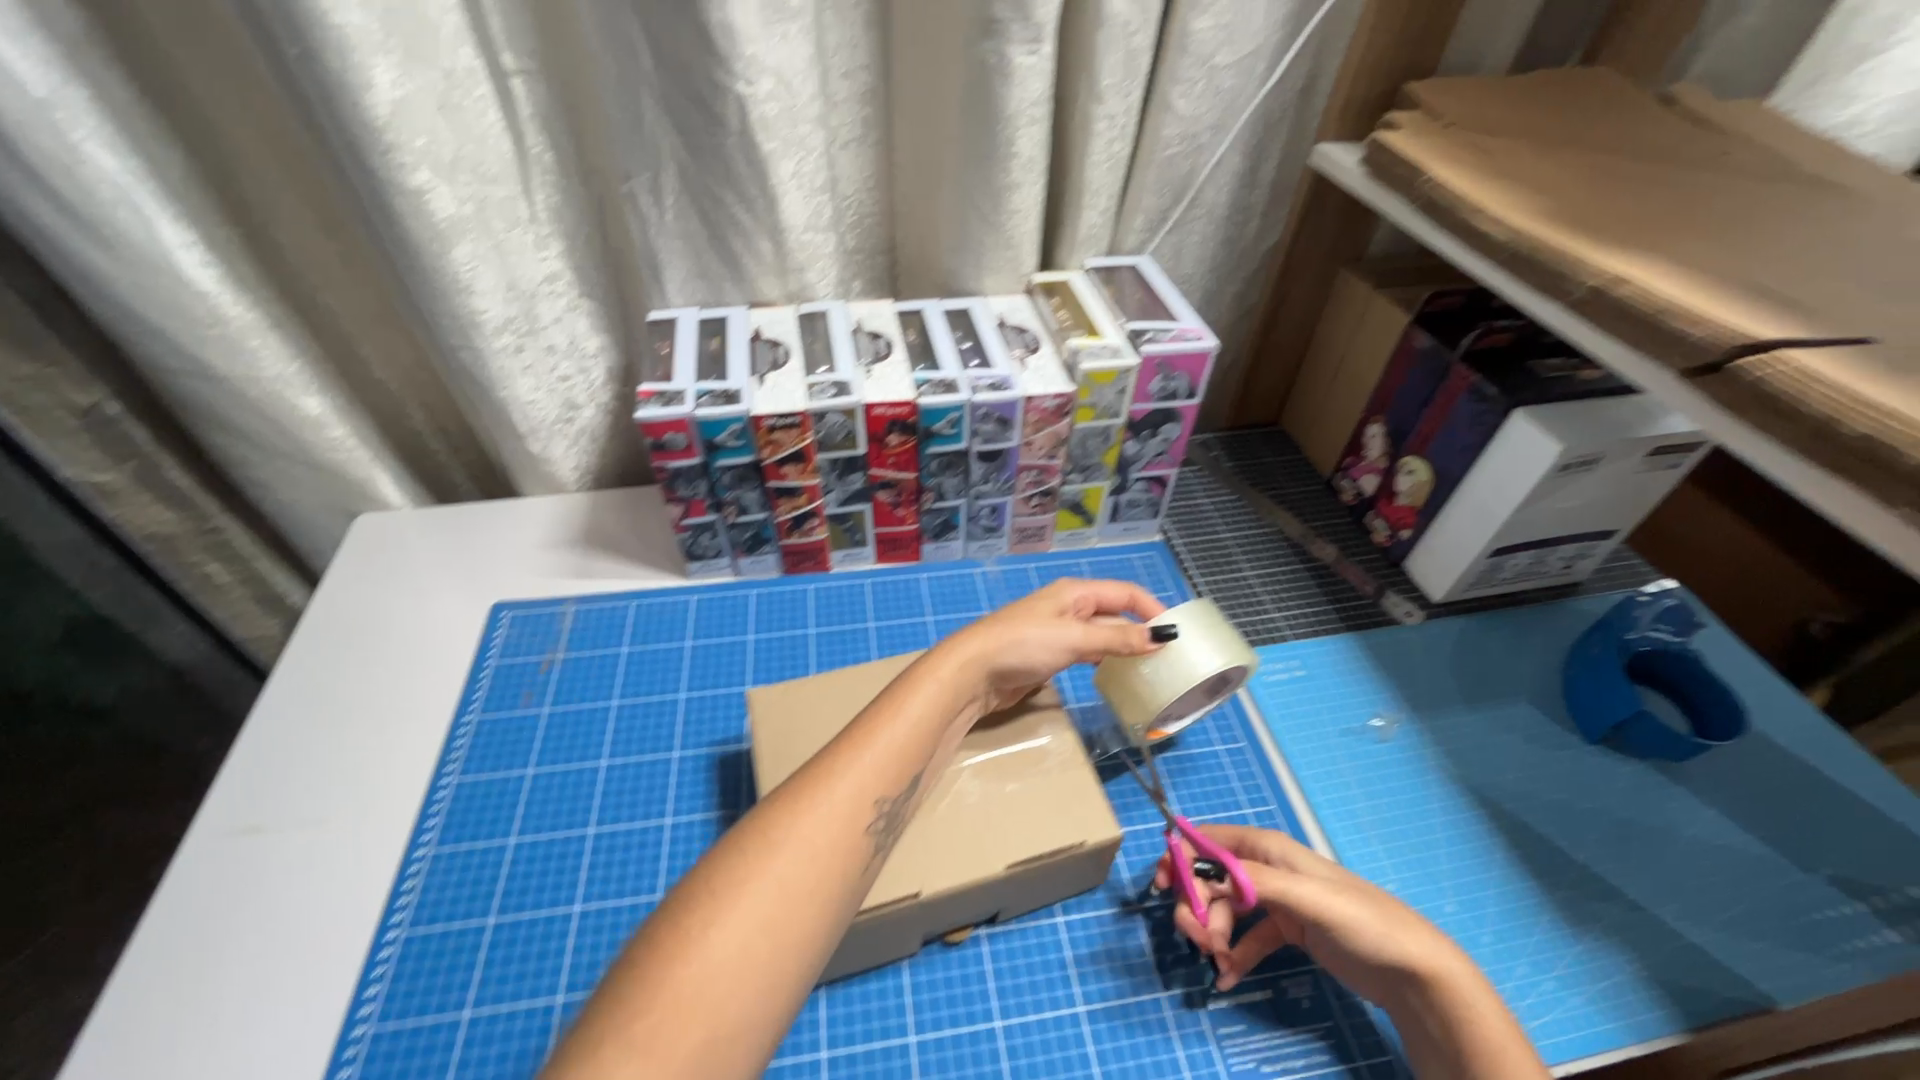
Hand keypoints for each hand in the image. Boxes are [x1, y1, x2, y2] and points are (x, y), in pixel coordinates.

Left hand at [939, 578, 1166, 718]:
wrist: (973, 672)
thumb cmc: (1023, 646)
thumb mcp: (1074, 639)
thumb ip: (1117, 639)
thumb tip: (1161, 637)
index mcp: (1075, 593)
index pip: (1125, 593)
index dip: (1153, 609)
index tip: (1177, 633)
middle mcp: (1069, 607)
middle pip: (1115, 614)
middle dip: (1141, 631)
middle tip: (1170, 656)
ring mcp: (1058, 632)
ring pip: (1102, 635)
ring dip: (1125, 647)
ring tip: (1151, 668)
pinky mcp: (1049, 655)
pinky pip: (1087, 653)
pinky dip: (1105, 660)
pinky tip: (1117, 674)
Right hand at [1156, 825, 1471, 1008]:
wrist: (1412, 970)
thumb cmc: (1362, 921)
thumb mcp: (1308, 897)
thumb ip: (1255, 881)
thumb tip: (1207, 873)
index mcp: (1269, 849)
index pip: (1210, 840)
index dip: (1181, 856)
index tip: (1163, 886)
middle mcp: (1267, 869)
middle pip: (1212, 879)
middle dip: (1198, 905)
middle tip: (1199, 938)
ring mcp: (1277, 901)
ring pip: (1226, 910)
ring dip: (1214, 934)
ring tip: (1219, 962)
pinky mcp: (1287, 931)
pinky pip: (1246, 939)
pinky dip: (1233, 955)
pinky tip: (1227, 977)